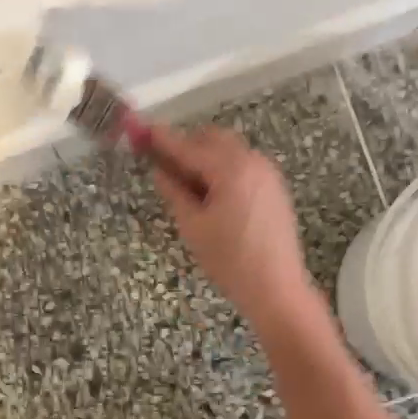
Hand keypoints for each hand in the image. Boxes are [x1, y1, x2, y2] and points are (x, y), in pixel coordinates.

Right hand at [146, 126, 317, 328]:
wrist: (276, 288)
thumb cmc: (230, 261)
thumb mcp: (193, 227)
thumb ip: (175, 192)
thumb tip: (159, 171)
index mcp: (231, 169)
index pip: (189, 147)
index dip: (163, 140)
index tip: (141, 130)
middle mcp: (252, 161)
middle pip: (213, 139)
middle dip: (186, 146)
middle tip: (162, 164)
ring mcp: (267, 173)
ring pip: (229, 150)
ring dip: (205, 157)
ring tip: (185, 184)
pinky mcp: (273, 187)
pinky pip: (243, 165)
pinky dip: (223, 168)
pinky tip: (210, 193)